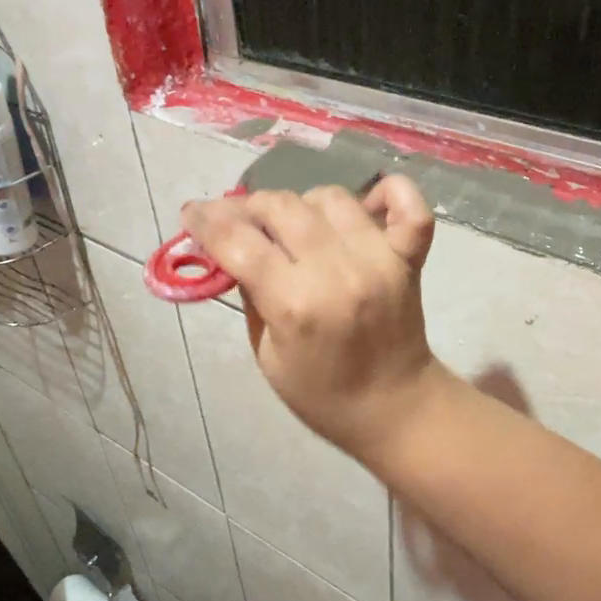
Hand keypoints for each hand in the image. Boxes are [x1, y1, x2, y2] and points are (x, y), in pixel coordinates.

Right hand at [182, 175, 447, 457]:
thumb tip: (229, 248)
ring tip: (292, 225)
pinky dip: (389, 192)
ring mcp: (379, 259)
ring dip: (301, 203)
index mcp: (295, 305)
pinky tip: (365, 205)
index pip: (239, 241)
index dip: (207, 221)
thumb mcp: (266, 354)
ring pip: (330, 198)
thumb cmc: (321, 393)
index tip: (192, 214)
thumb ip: (250, 294)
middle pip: (281, 207)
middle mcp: (338, 271)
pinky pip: (408, 205)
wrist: (394, 408)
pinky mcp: (409, 257)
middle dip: (247, 207)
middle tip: (236, 221)